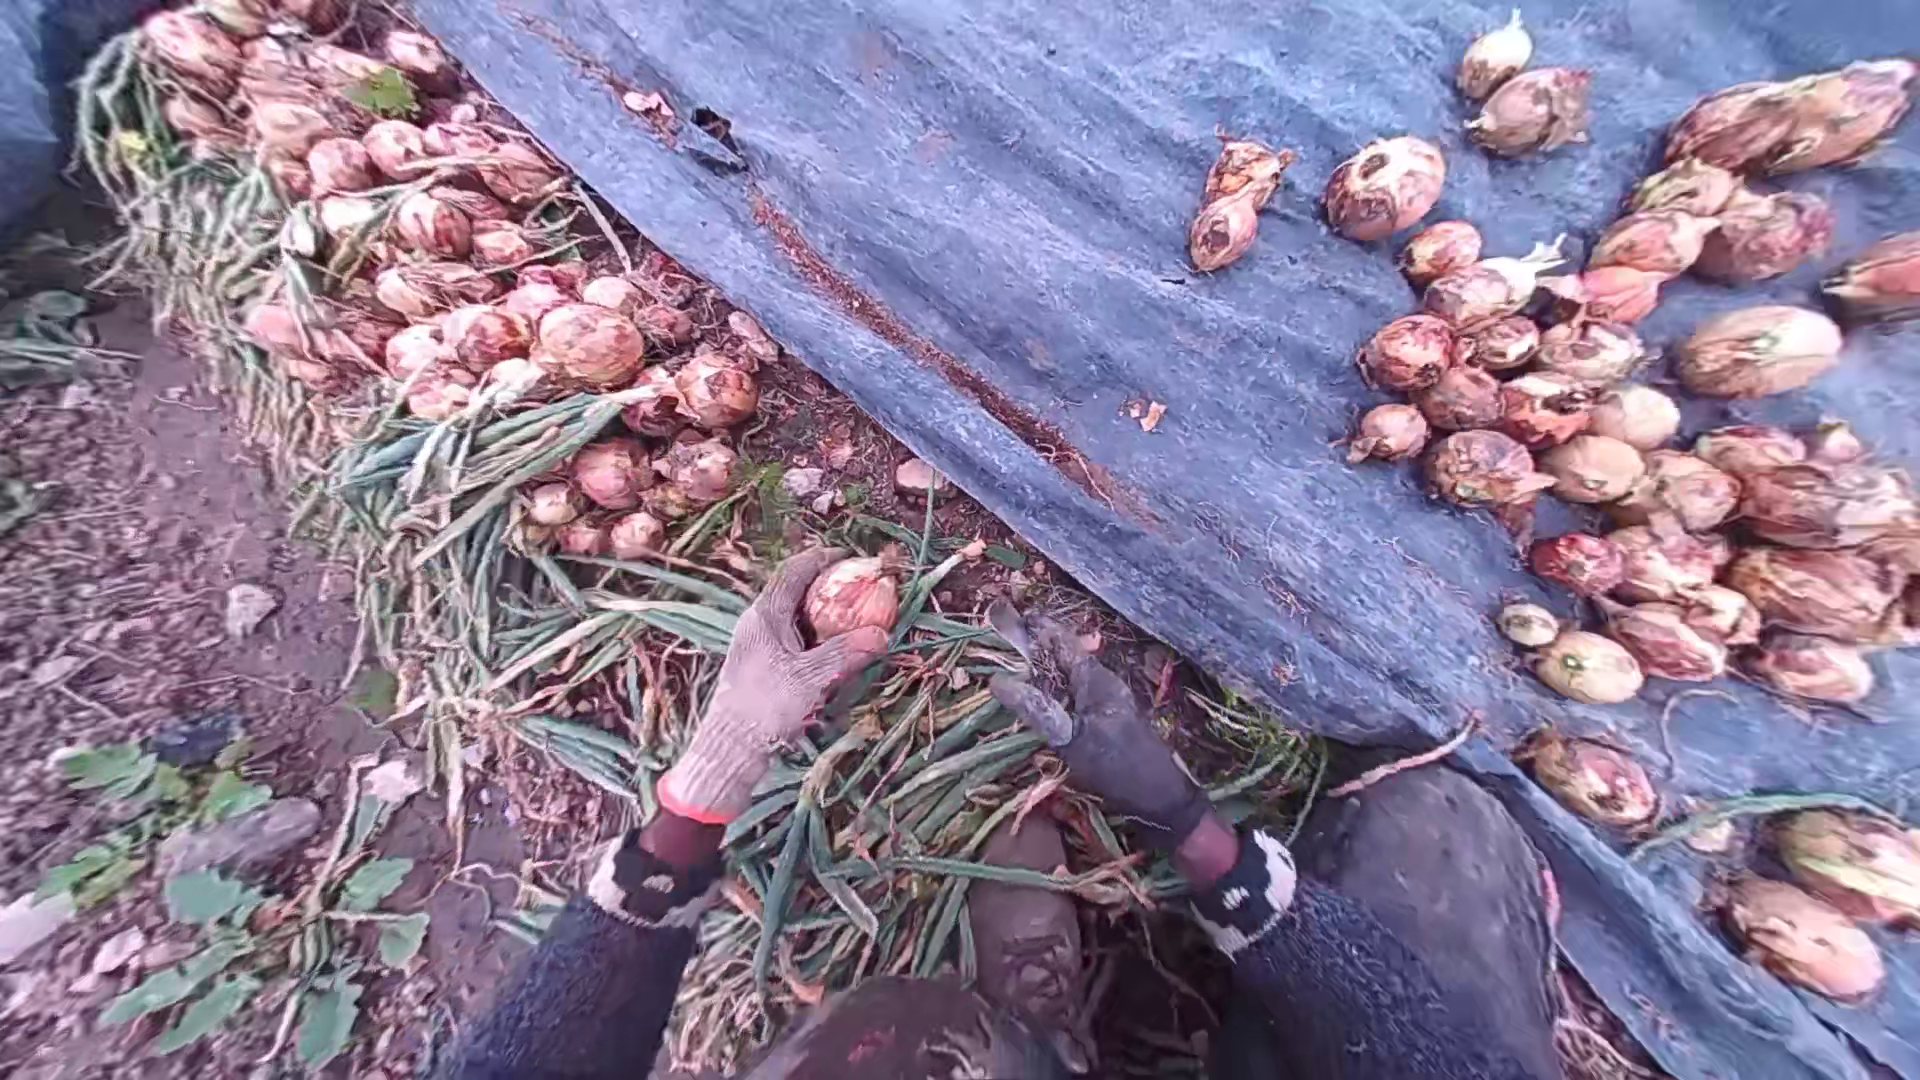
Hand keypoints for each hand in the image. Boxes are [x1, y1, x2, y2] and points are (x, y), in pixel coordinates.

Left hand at [658, 548, 887, 822]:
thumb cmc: (764, 707)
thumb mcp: (810, 678)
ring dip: (822, 610)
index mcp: (765, 615)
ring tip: (851, 614)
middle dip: (826, 583)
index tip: (850, 556)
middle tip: (857, 585)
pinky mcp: (762, 662)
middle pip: (795, 589)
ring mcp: (758, 642)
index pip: (794, 571)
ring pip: (794, 613)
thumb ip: (846, 653)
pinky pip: (793, 635)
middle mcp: (758, 622)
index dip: (822, 558)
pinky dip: (816, 633)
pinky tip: (833, 648)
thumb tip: (883, 635)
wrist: (730, 748)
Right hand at [988, 604, 1212, 853]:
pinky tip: (1042, 699)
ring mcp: (1108, 698)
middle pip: (1064, 654)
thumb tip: (998, 681)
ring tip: (1016, 667)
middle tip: (1004, 642)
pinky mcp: (1109, 716)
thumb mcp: (1069, 740)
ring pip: (1070, 674)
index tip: (1005, 616)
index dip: (1034, 627)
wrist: (1163, 800)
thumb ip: (1035, 709)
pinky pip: (1076, 692)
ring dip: (1044, 668)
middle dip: (1035, 646)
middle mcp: (1103, 681)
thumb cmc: (1117, 767)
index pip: (1060, 640)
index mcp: (1095, 678)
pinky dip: (1055, 688)